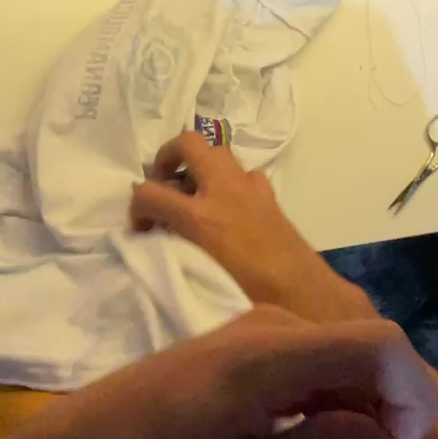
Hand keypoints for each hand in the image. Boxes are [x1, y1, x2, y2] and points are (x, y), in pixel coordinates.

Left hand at [10, 306, 437, 438]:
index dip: (413, 405)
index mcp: (272, 353)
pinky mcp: (262, 349)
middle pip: (375, 369)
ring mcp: (270, 333)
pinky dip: (333, 429)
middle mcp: (280, 327)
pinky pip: (322, 381)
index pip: (381, 347)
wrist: (91, 433)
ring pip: (353, 381)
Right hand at [130, 133, 374, 321]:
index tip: (140, 227)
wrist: (301, 294)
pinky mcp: (268, 195)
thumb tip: (155, 235)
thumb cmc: (248, 295)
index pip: (148, 193)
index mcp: (199, 217)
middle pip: (188, 143)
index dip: (135, 207)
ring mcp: (249, 188)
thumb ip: (172, 249)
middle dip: (168, 157)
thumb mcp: (198, 274)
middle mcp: (222, 191)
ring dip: (199, 164)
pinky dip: (229, 180)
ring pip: (217, 150)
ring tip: (192, 193)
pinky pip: (243, 173)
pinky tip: (228, 205)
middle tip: (163, 183)